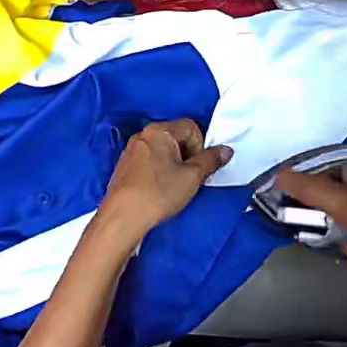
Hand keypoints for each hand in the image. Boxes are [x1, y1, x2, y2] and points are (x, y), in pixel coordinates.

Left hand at [98, 119, 231, 233]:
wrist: (121, 219)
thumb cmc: (158, 193)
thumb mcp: (193, 176)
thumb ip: (212, 160)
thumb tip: (225, 150)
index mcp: (159, 131)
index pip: (191, 127)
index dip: (200, 145)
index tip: (198, 166)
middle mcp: (143, 136)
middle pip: (176, 136)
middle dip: (188, 154)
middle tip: (190, 175)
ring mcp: (131, 151)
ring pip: (163, 150)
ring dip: (174, 163)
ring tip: (175, 184)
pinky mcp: (124, 167)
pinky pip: (150, 160)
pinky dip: (160, 170)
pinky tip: (160, 188)